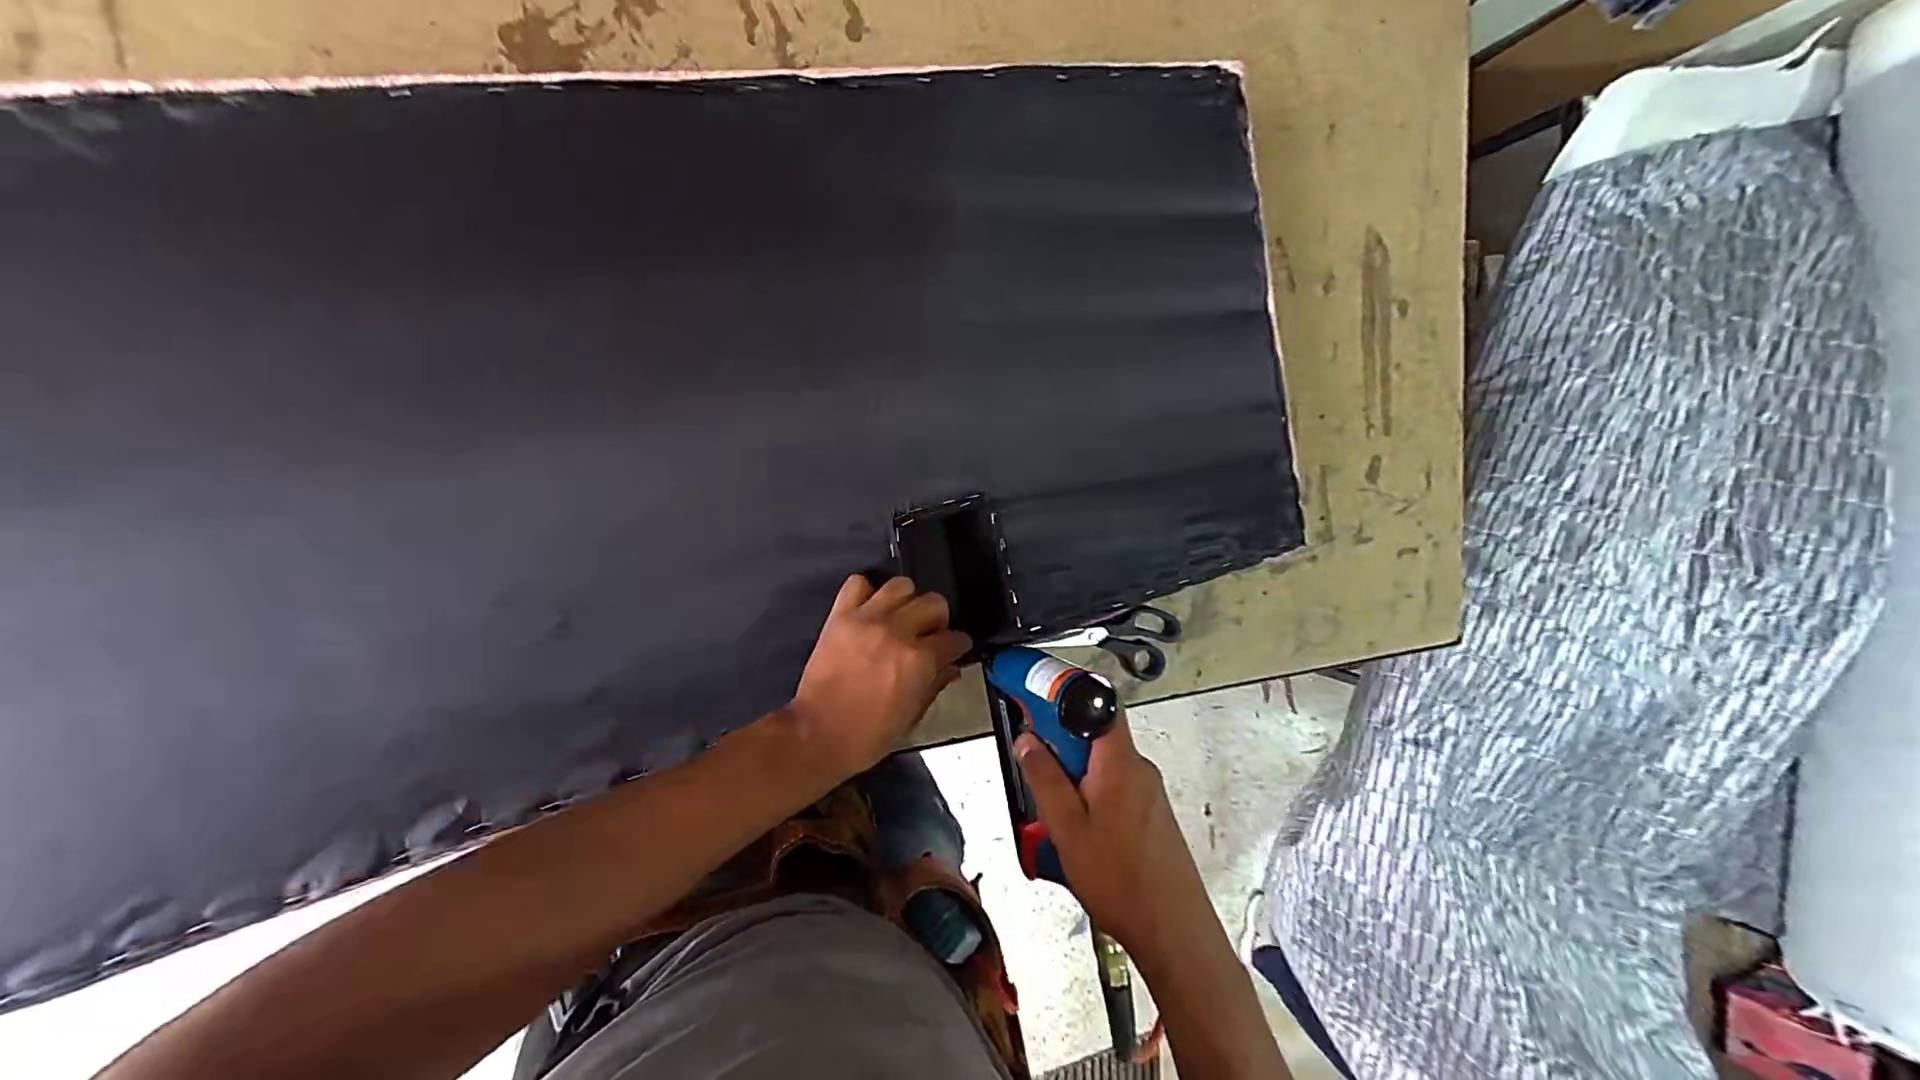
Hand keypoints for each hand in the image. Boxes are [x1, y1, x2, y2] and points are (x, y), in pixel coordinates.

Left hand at [788, 575, 970, 781]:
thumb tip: (951, 668)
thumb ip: (935, 686)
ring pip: (901, 586)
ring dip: (907, 601)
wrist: (818, 734)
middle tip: (929, 634)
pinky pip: (857, 584)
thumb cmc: (867, 734)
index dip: (959, 645)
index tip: (956, 648)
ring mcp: (867, 620)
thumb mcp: (912, 717)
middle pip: (934, 603)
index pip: (954, 638)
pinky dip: (866, 592)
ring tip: (901, 618)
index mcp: (919, 661)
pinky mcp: (840, 617)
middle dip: (938, 619)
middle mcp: (897, 633)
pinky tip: (870, 610)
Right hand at [1015, 718, 1214, 958]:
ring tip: (1052, 815)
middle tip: (1033, 770)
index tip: (1033, 697)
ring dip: (1071, 776)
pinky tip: (1075, 831)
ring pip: (1099, 763)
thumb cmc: (1122, 881)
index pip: (1098, 703)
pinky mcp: (1150, 812)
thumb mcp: (1066, 827)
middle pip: (1093, 734)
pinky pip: (1112, 785)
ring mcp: (1147, 791)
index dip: (1064, 693)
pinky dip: (1088, 795)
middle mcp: (1138, 768)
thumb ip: (1044, 777)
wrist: (1173, 931)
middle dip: (1059, 745)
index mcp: (1119, 762)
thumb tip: (1028, 740)